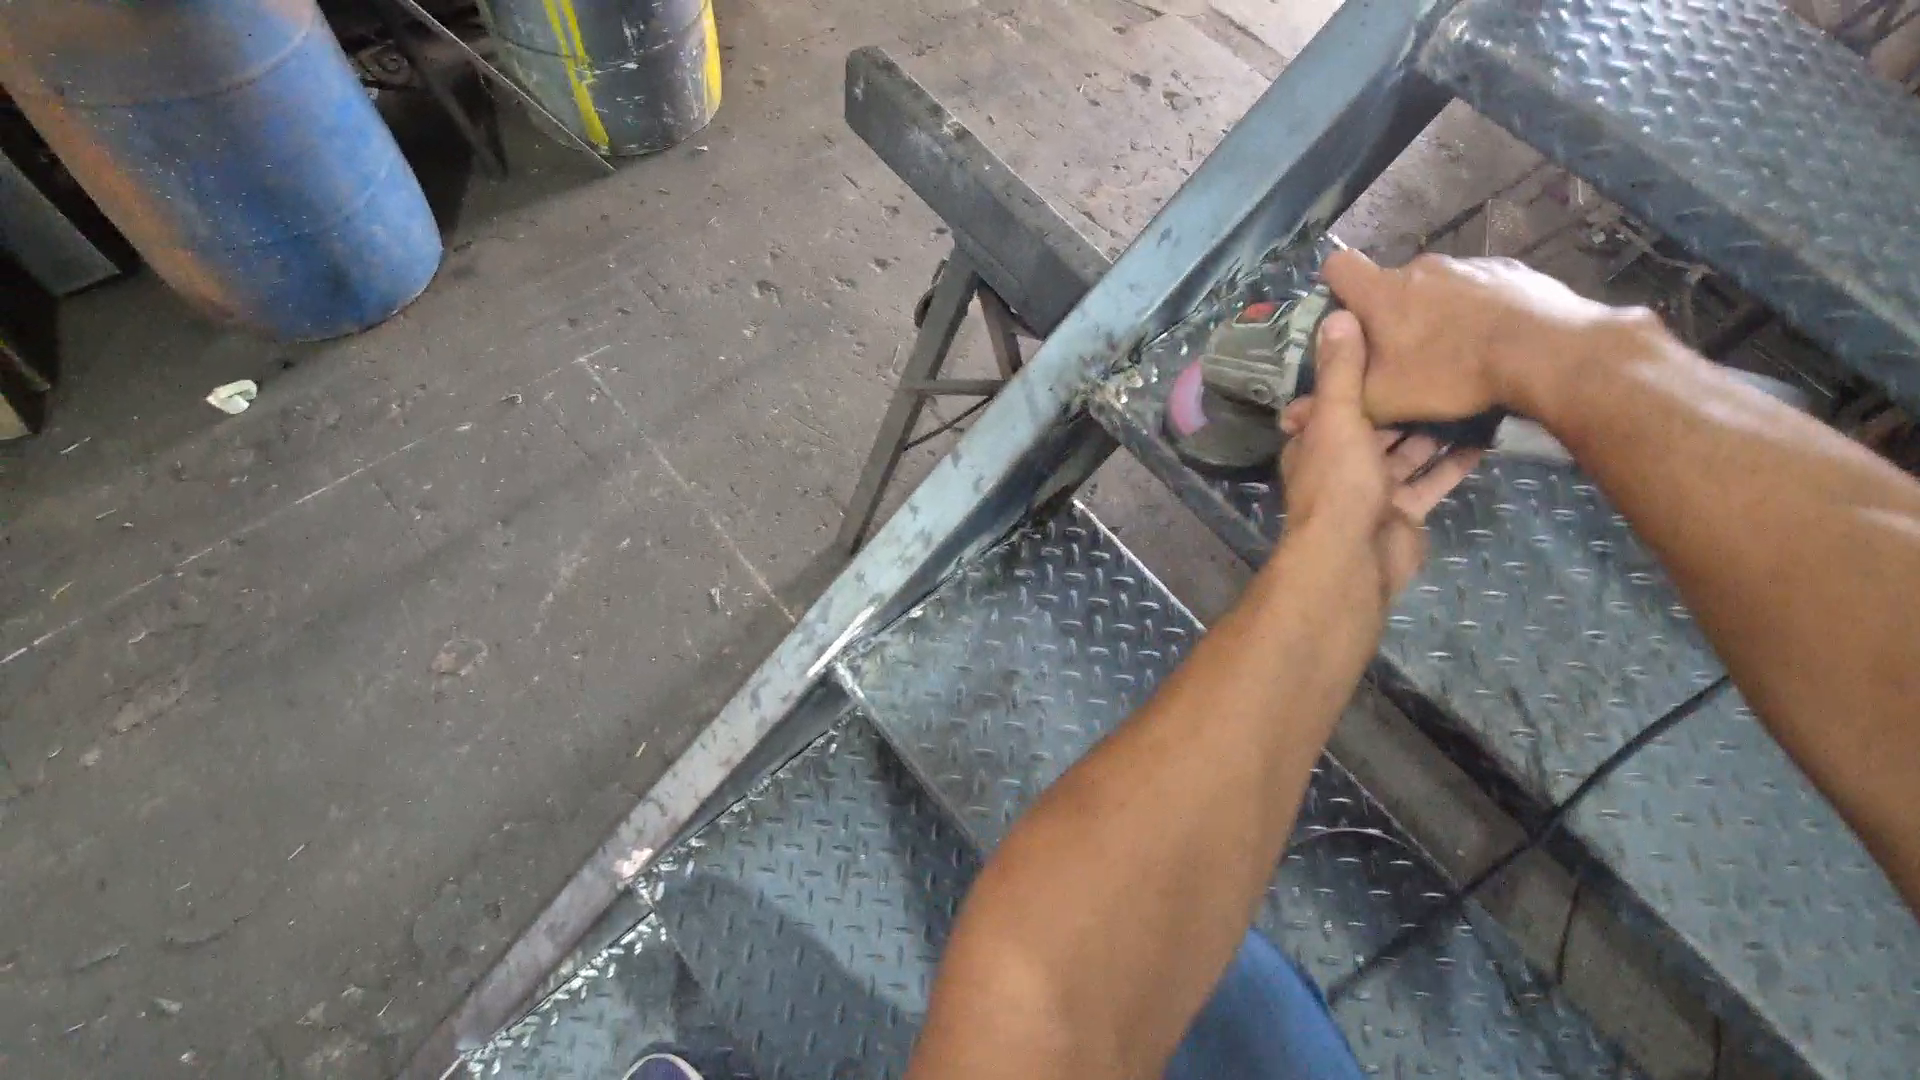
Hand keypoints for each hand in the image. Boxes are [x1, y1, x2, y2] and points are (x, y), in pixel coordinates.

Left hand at [1277, 311, 1480, 600]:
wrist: (1354, 557)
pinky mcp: (1404, 513)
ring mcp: (1373, 491)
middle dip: (1408, 403)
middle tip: (1449, 367)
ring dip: (1435, 431)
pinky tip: (1485, 439)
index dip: (1363, 375)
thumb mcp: (1337, 416)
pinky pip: (1431, 482)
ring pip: (1407, 453)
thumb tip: (1336, 316)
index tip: (1397, 345)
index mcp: (1316, 440)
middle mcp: (1341, 463)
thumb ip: (1342, 371)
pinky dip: (1452, 464)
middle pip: (1377, 426)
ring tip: (1474, 396)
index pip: (1338, 400)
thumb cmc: (1340, 482)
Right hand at [1321, 249, 1643, 423]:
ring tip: (1451, 356)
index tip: (1341, 315)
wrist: (1546, 352)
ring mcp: (1470, 266)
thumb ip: (1335, 401)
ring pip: (1436, 289)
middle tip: (1398, 357)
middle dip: (1389, 315)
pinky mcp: (1512, 272)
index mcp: (1382, 293)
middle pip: (1390, 285)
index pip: (1338, 267)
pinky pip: (1479, 291)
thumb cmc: (1448, 373)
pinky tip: (1490, 345)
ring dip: (1434, 314)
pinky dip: (1475, 313)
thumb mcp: (1381, 400)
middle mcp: (1421, 267)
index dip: (1332, 286)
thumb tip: (1289, 417)